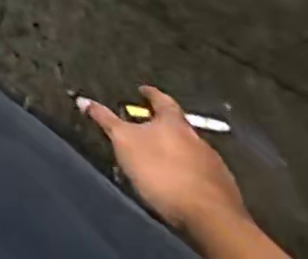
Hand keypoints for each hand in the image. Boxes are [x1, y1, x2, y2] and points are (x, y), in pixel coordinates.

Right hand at [80, 87, 248, 233]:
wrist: (210, 218)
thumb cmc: (161, 170)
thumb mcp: (124, 142)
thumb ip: (106, 120)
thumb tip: (82, 99)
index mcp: (174, 123)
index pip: (162, 100)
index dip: (151, 93)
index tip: (142, 89)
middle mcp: (198, 138)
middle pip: (178, 126)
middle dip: (163, 126)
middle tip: (146, 127)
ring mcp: (215, 165)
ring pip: (191, 150)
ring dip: (177, 150)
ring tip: (160, 156)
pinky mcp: (224, 190)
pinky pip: (202, 172)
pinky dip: (188, 171)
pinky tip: (179, 180)